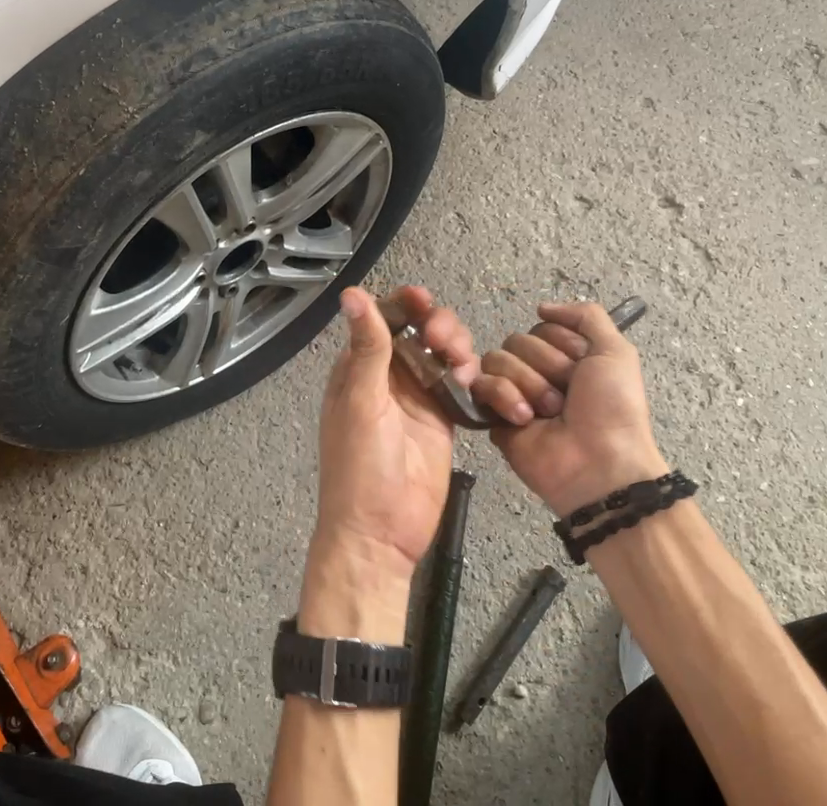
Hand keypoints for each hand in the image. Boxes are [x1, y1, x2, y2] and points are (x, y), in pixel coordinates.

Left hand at [312, 286, 476, 580]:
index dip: (402, 305)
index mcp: (358, 369)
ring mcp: (417, 398)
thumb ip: (367, 348)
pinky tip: (475, 382)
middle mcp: (387, 377)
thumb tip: (352, 293)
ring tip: (462, 364)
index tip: (422, 300)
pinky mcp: (443, 419)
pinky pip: (460, 384)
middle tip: (445, 342)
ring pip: (442, 354)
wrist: (381, 532)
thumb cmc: (359, 467)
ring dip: (456, 348)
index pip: (382, 321)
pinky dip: (471, 376)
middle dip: (436, 325)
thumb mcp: (362, 402)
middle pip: (418, 332)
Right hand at [472, 302, 668, 517]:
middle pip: (516, 341)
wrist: (599, 463)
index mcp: (566, 357)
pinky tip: (524, 418)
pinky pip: (481, 387)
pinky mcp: (492, 417)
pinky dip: (504, 397)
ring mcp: (513, 394)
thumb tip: (542, 307)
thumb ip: (587, 316)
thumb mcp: (615, 352)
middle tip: (565, 397)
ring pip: (496, 359)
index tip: (581, 368)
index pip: (542, 328)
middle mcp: (538, 373)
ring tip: (547, 412)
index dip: (561, 344)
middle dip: (544, 366)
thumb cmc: (613, 409)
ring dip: (528, 384)